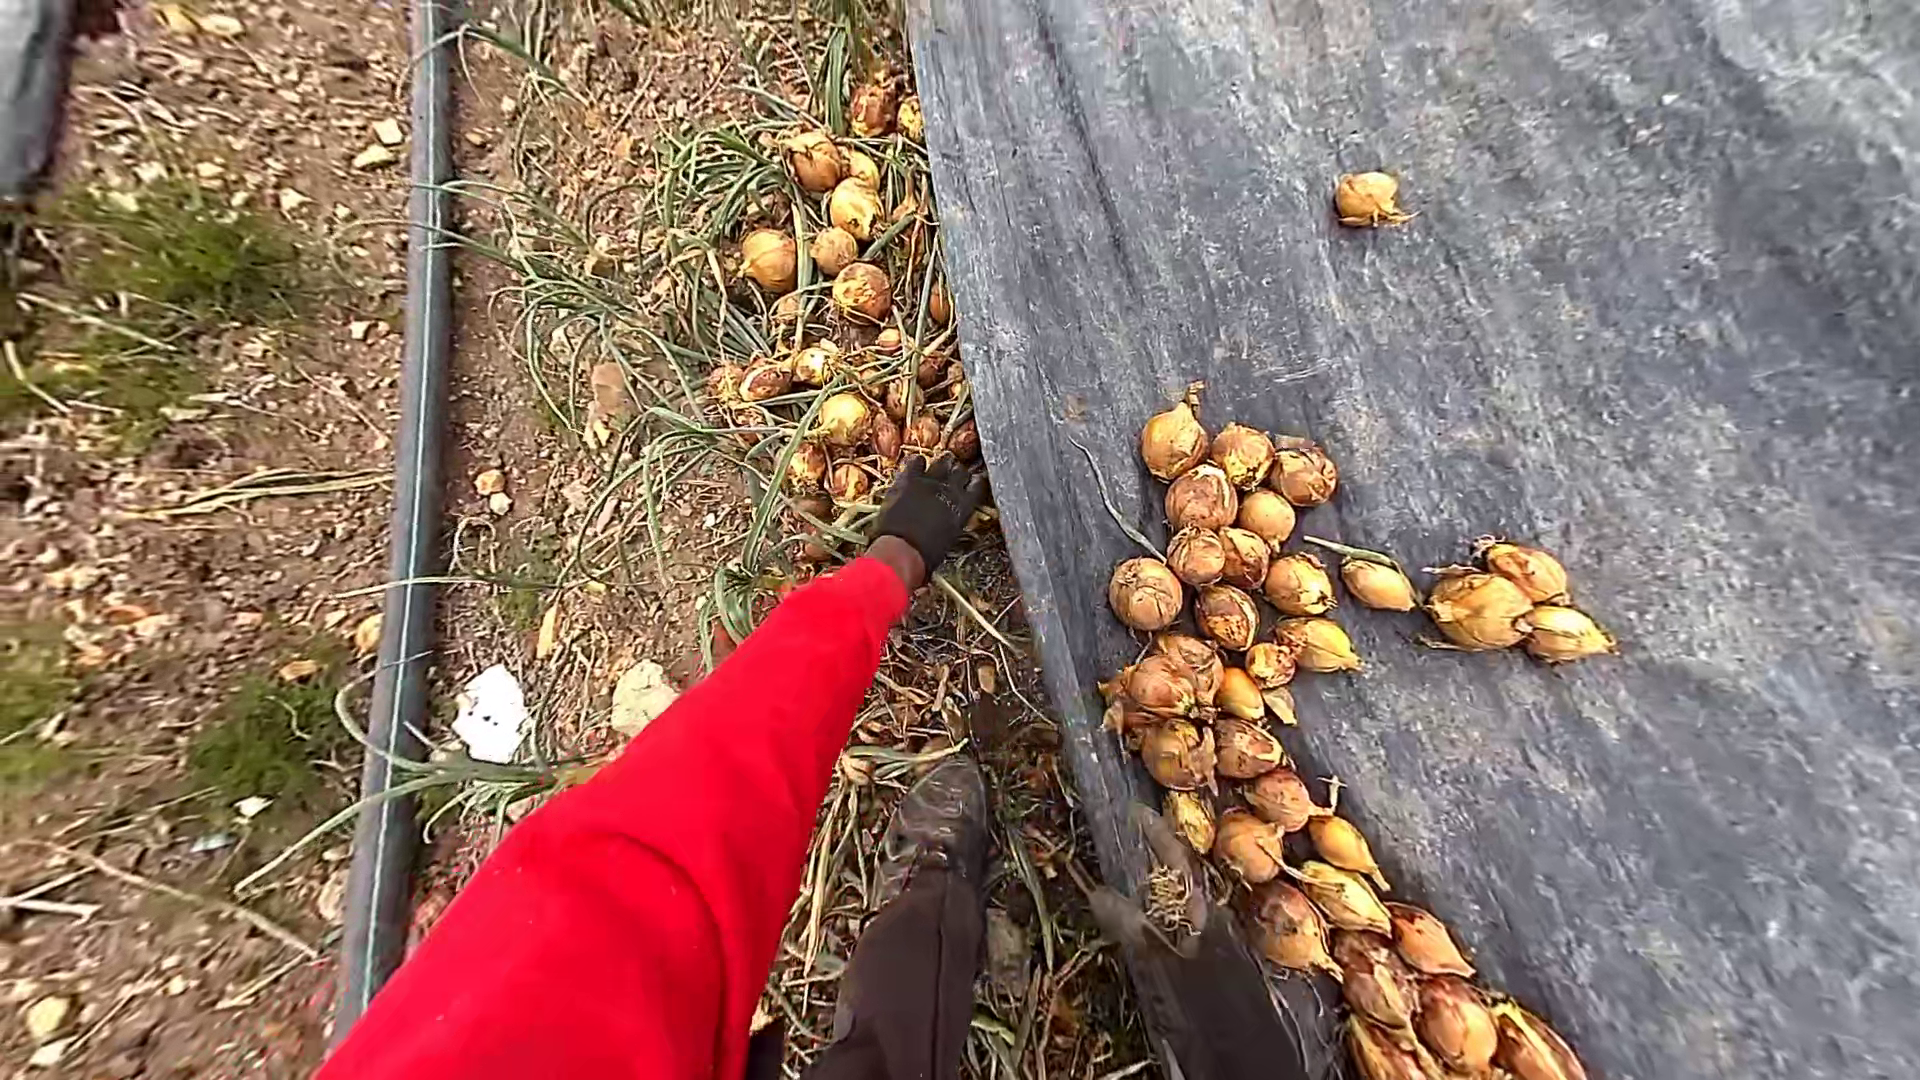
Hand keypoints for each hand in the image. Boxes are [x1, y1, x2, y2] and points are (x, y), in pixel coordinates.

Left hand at [870, 455, 985, 586]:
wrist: (902, 550)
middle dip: (959, 473)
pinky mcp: (908, 479)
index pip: (978, 487)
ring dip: (942, 464)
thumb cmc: (926, 556)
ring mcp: (929, 482)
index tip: (975, 482)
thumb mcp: (949, 541)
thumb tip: (948, 526)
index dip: (976, 483)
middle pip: (960, 471)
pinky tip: (917, 464)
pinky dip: (918, 463)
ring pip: (942, 463)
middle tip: (954, 475)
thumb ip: (952, 526)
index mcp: (963, 507)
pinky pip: (916, 462)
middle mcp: (950, 490)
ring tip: (940, 465)